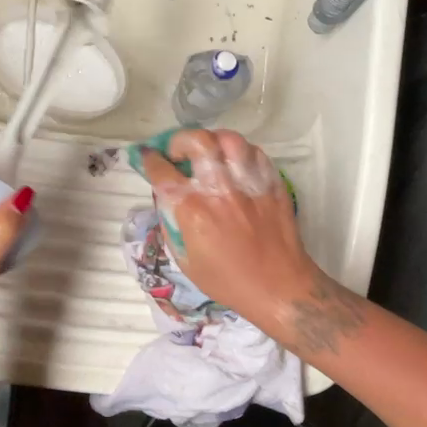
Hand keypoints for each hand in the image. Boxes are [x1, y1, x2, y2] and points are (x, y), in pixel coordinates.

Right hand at [138, 130, 357, 351]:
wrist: (278, 287)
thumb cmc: (228, 281)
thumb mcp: (185, 261)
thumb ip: (171, 225)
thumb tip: (166, 200)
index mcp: (192, 209)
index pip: (162, 170)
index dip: (149, 159)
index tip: (148, 157)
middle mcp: (218, 188)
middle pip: (196, 141)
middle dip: (179, 141)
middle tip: (178, 153)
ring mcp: (248, 182)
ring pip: (229, 139)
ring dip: (212, 140)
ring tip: (208, 151)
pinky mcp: (271, 184)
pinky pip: (254, 153)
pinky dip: (240, 152)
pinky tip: (234, 163)